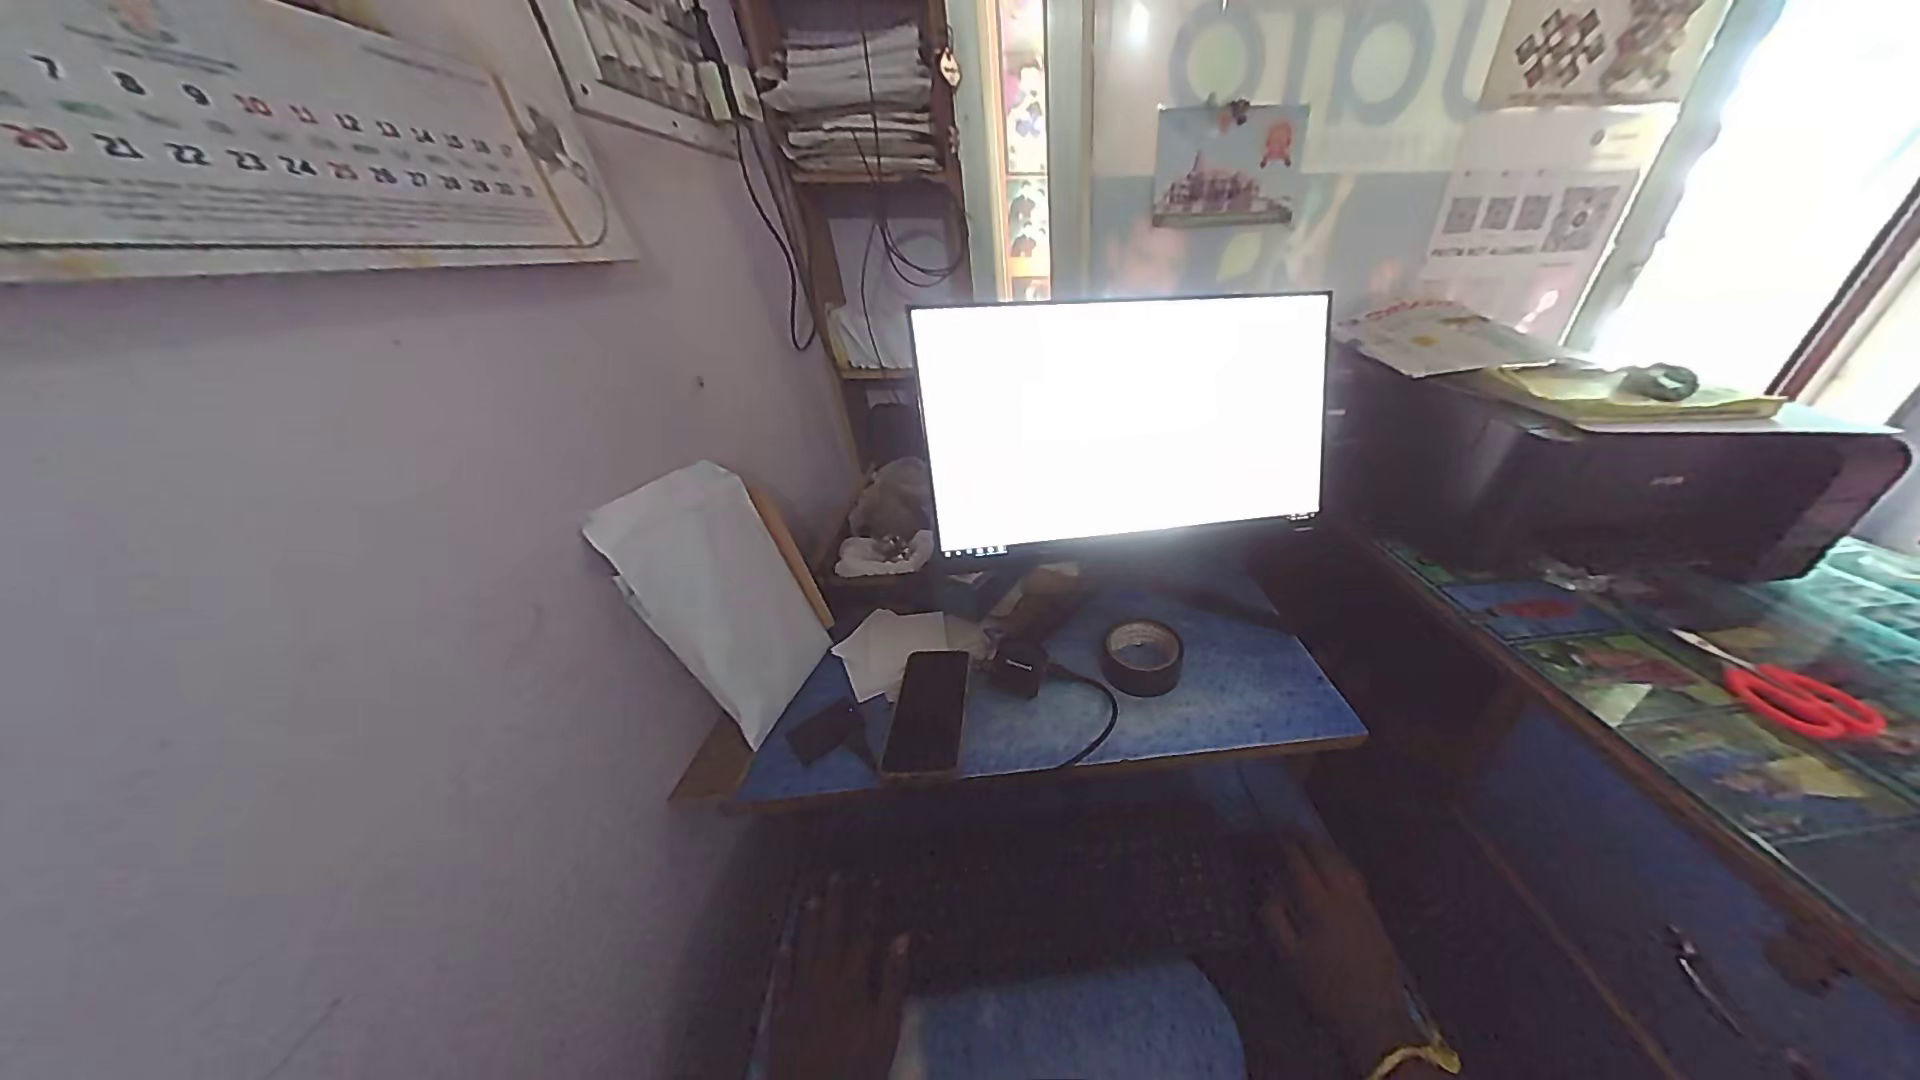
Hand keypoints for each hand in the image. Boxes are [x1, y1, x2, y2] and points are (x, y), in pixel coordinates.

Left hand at [768, 875, 909, 1079]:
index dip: (869, 907)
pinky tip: (783, 945)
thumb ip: (893, 983)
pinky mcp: (780, 1016)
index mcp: (851, 982)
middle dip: (836, 903)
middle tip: (836, 876)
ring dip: (809, 923)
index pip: (863, 935)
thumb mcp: (885, 1030)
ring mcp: (799, 997)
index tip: (873, 881)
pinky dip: (783, 961)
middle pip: (831, 934)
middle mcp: (824, 981)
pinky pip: (781, 981)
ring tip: (811, 897)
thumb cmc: (856, 1069)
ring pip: (804, 949)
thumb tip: (902, 937)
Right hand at [1258, 832, 1427, 1070]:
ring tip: (1313, 842)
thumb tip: (1270, 889)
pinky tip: (1337, 869)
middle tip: (1291, 828)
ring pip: (1346, 867)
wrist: (1376, 1024)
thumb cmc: (1325, 990)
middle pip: (1326, 858)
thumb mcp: (1288, 958)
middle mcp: (1344, 899)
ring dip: (1328, 850)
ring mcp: (1365, 909)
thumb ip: (1274, 917)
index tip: (1273, 831)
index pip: (1300, 863)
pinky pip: (1357, 881)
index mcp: (1319, 905)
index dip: (1286, 844)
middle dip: (1308, 840)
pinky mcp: (1377, 921)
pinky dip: (1343, 866)